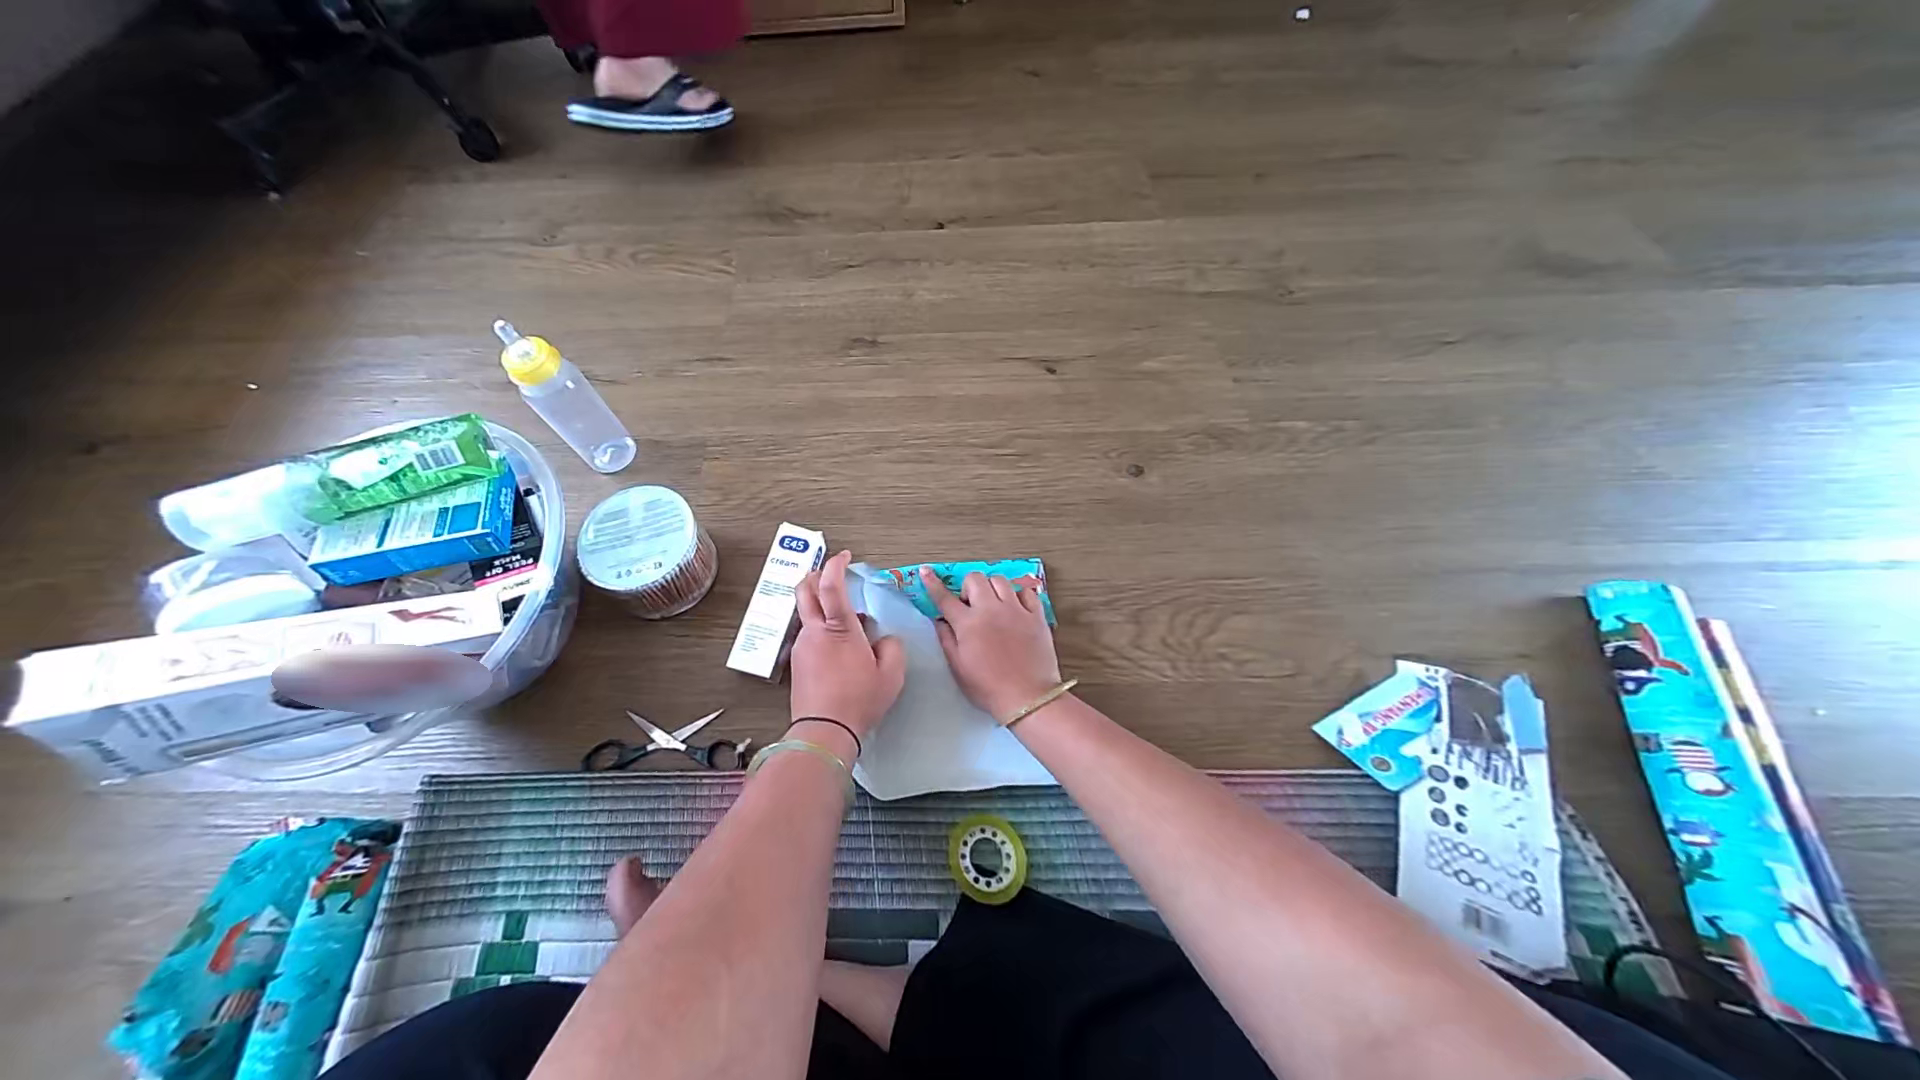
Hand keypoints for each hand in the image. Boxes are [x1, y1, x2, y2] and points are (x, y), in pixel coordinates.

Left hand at [790, 550, 905, 742]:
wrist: (824, 731)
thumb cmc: (859, 701)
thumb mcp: (892, 673)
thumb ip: (891, 647)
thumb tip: (882, 640)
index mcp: (839, 628)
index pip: (830, 584)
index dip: (835, 564)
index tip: (844, 556)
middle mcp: (815, 632)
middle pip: (804, 590)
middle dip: (814, 575)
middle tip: (829, 572)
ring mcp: (802, 647)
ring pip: (807, 615)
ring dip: (822, 608)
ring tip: (847, 624)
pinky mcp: (797, 664)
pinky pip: (808, 637)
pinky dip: (821, 631)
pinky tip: (838, 649)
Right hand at [920, 566, 1061, 720]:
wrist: (1027, 698)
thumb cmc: (988, 688)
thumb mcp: (958, 667)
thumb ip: (946, 640)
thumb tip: (939, 621)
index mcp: (968, 624)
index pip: (945, 597)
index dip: (933, 583)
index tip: (926, 572)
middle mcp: (991, 610)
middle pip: (975, 578)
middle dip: (968, 587)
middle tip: (970, 606)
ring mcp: (1016, 610)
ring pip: (1000, 580)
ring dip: (992, 588)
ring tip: (994, 605)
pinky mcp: (1036, 616)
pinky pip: (1027, 592)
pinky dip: (1019, 596)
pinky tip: (1016, 608)